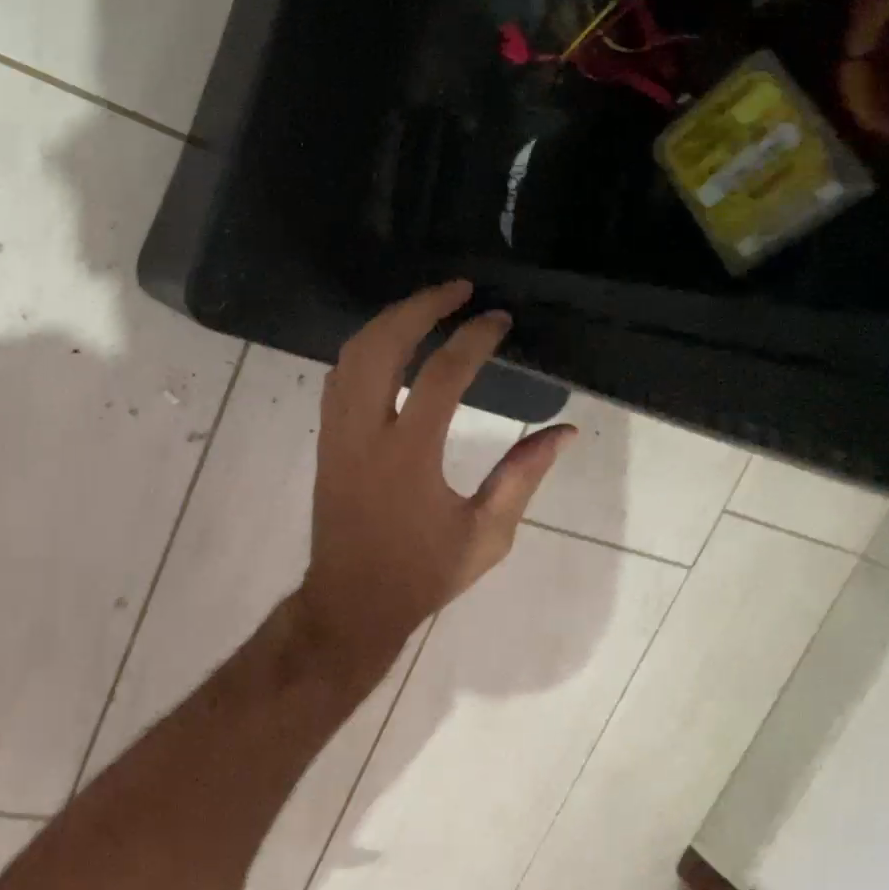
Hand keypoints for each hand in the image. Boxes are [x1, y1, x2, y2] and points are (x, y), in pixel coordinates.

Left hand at [301, 280, 575, 659]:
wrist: (351, 600)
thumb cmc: (421, 573)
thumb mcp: (486, 535)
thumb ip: (522, 477)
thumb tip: (564, 432)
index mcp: (408, 455)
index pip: (441, 375)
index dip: (473, 338)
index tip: (499, 318)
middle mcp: (363, 433)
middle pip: (381, 346)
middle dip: (419, 307)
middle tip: (458, 289)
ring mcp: (336, 434)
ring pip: (350, 356)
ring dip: (386, 322)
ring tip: (426, 306)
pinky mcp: (324, 441)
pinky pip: (336, 380)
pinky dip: (362, 350)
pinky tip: (387, 344)